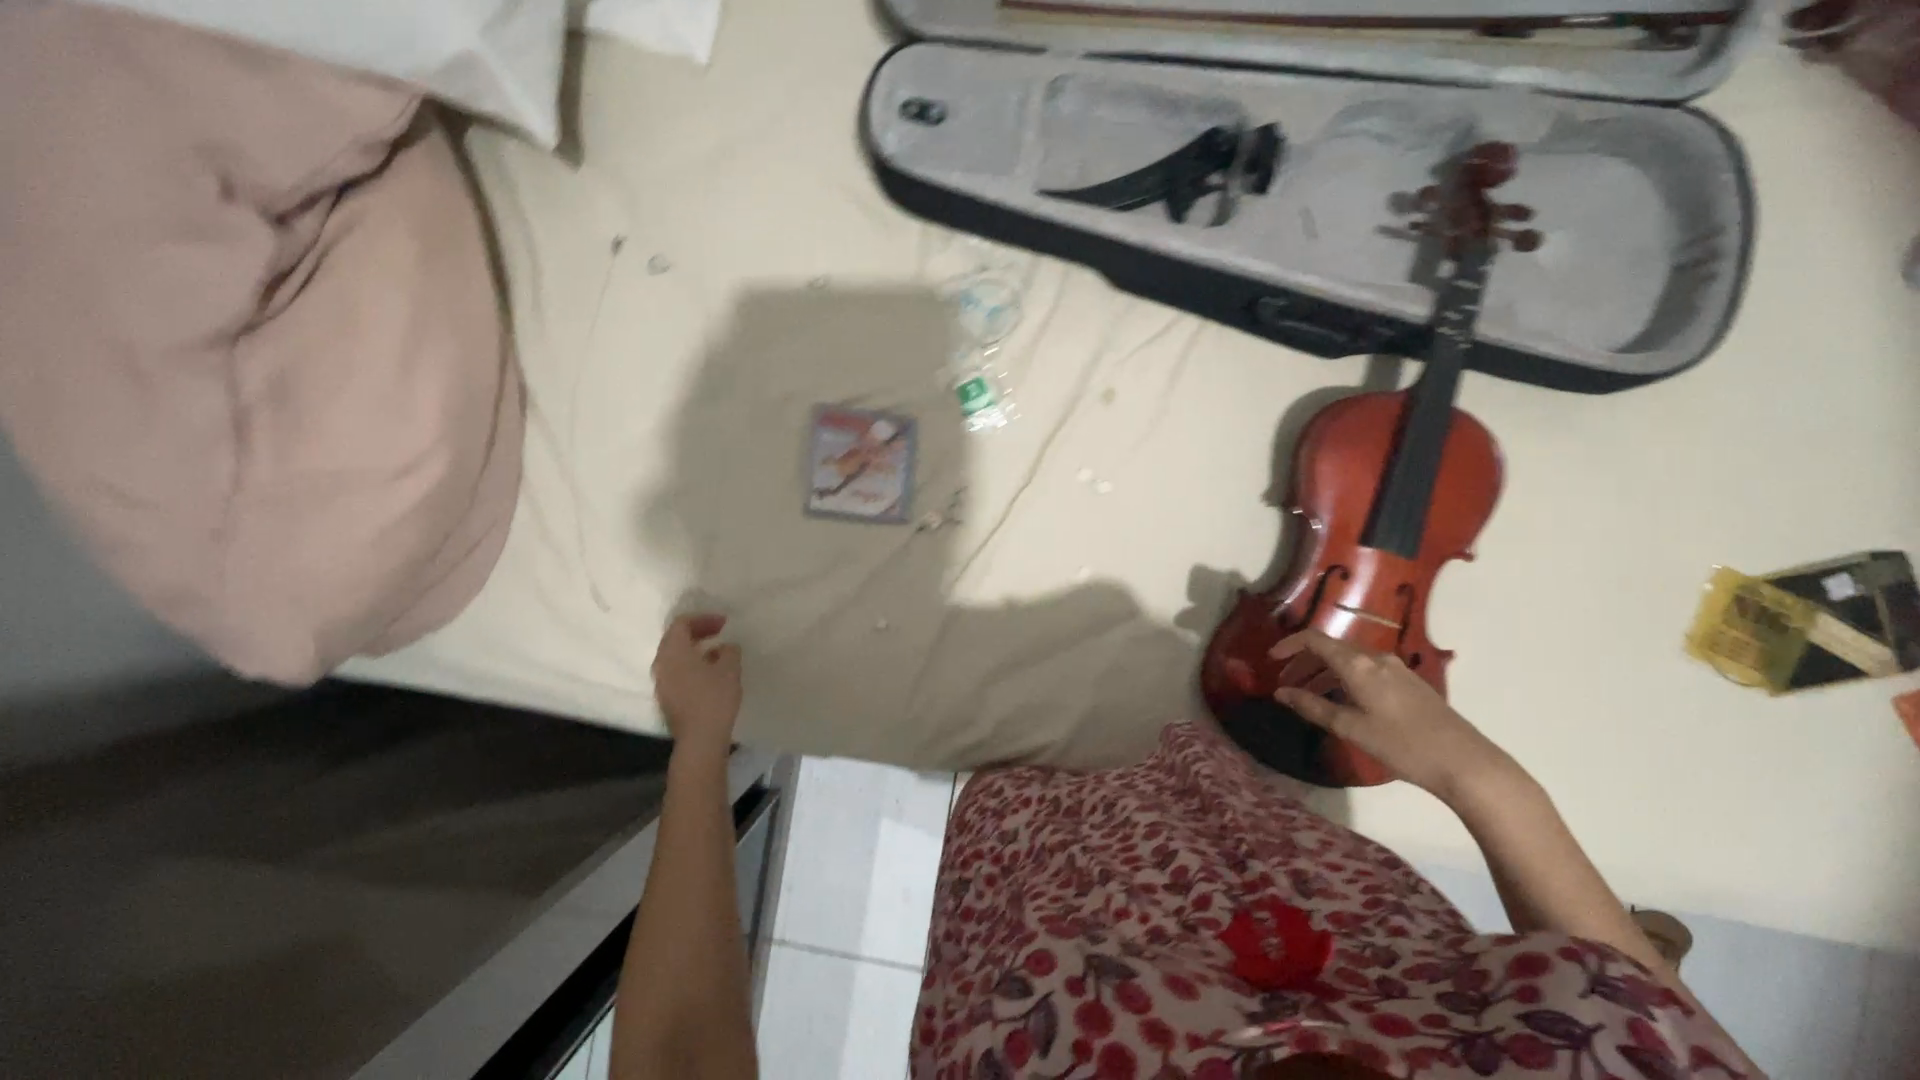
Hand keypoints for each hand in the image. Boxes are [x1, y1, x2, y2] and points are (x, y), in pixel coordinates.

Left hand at [652, 614, 742, 757]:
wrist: (699, 739)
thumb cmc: (714, 698)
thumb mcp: (730, 669)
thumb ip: (729, 651)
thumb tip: (726, 647)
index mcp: (673, 651)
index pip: (682, 624)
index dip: (703, 619)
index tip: (724, 623)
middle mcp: (661, 663)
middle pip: (675, 638)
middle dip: (698, 632)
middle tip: (719, 633)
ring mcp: (661, 682)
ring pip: (675, 657)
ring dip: (694, 650)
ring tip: (717, 654)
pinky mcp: (666, 698)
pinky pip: (676, 672)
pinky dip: (691, 665)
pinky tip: (710, 674)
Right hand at [1270, 630, 1515, 803]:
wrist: (1463, 761)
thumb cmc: (1402, 745)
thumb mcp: (1351, 728)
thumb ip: (1313, 707)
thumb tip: (1281, 693)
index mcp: (1359, 664)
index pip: (1316, 640)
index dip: (1290, 645)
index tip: (1271, 660)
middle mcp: (1376, 658)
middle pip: (1332, 649)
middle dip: (1305, 663)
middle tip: (1287, 685)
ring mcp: (1396, 669)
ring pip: (1350, 661)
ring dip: (1324, 674)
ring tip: (1309, 698)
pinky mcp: (1408, 683)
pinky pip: (1366, 671)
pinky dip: (1345, 680)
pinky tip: (1342, 703)